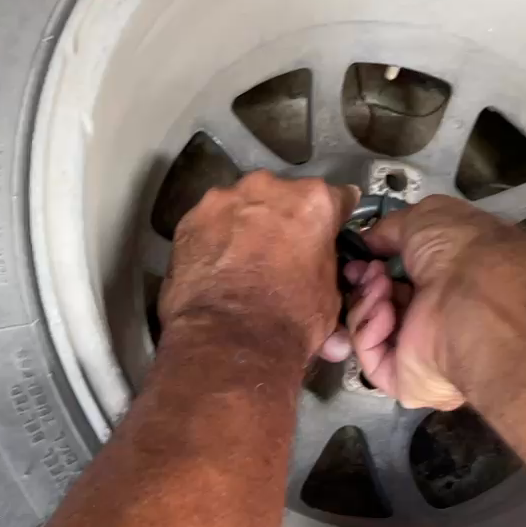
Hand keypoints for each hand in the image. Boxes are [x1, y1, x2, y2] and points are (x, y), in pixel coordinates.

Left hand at [159, 171, 356, 364]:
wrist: (229, 338)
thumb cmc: (289, 319)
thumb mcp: (329, 297)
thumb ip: (327, 269)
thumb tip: (324, 283)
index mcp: (314, 201)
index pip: (335, 198)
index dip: (331, 220)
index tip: (324, 234)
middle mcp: (269, 188)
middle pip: (282, 197)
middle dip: (282, 220)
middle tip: (278, 255)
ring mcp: (224, 200)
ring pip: (241, 206)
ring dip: (244, 227)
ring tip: (241, 264)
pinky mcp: (190, 219)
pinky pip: (208, 225)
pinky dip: (212, 241)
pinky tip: (214, 268)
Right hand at [335, 195, 525, 409]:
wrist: (477, 297)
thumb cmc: (462, 252)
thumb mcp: (424, 219)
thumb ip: (390, 229)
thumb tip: (368, 239)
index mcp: (447, 285)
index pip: (397, 282)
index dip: (372, 268)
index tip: (360, 256)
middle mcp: (435, 321)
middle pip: (379, 307)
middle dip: (366, 285)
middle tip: (364, 271)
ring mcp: (420, 355)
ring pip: (369, 332)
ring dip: (367, 303)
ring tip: (381, 285)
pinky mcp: (405, 382)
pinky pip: (371, 359)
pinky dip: (369, 330)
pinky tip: (384, 310)